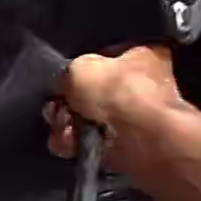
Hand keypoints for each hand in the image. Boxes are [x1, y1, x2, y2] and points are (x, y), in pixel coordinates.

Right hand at [44, 45, 193, 174]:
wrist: (140, 138)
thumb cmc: (123, 93)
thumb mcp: (80, 65)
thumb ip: (65, 71)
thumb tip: (59, 84)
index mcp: (139, 55)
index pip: (99, 57)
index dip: (76, 69)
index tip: (64, 78)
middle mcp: (135, 86)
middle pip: (83, 92)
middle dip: (64, 102)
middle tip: (61, 105)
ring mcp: (125, 118)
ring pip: (77, 119)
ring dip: (63, 123)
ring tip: (66, 125)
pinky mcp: (114, 145)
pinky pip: (80, 141)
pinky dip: (69, 142)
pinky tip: (70, 140)